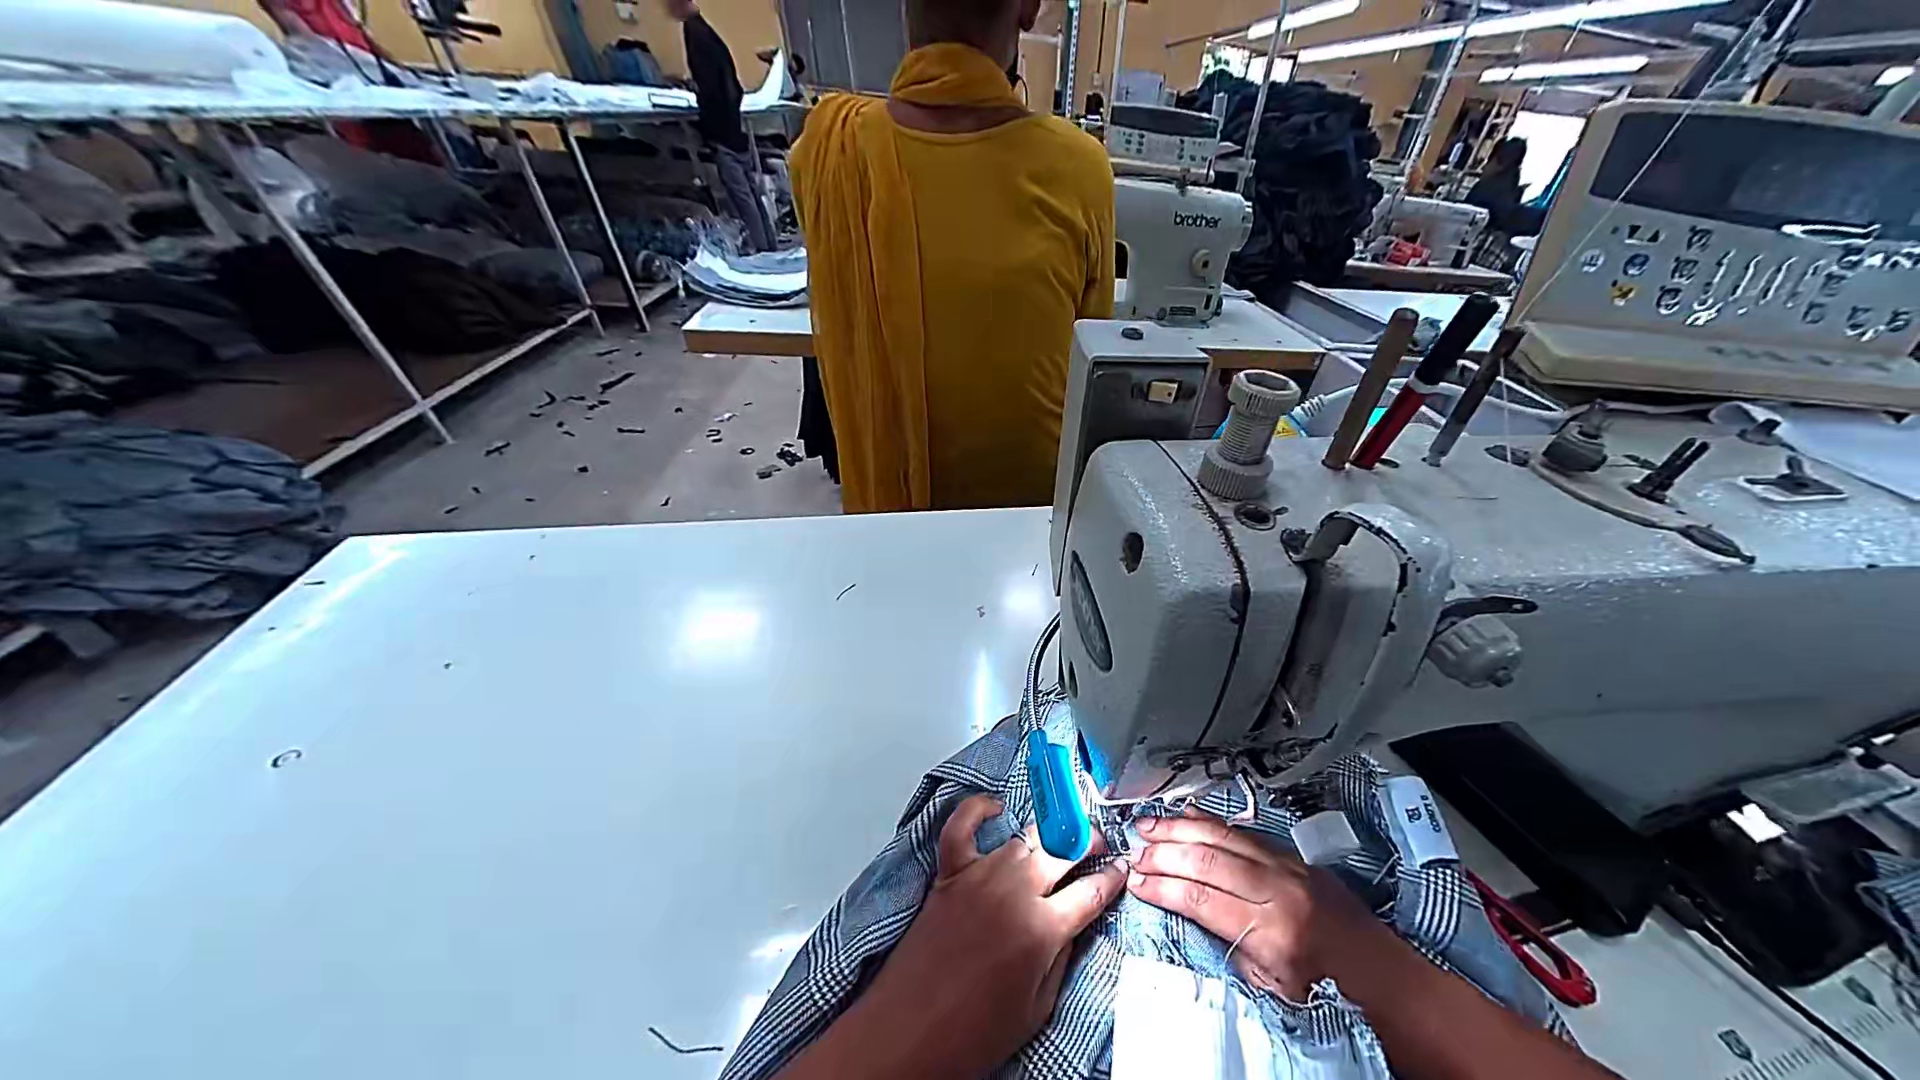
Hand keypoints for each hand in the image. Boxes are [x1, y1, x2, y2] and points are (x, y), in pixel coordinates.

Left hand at [828, 795, 1125, 1079]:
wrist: (911, 1029)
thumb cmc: (972, 1031)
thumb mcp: (1038, 1007)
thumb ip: (1061, 957)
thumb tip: (1074, 923)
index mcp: (1042, 929)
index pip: (1090, 892)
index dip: (1111, 878)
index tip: (1120, 869)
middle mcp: (1014, 892)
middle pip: (1062, 851)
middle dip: (1087, 842)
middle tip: (1097, 843)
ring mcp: (979, 876)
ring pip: (1022, 839)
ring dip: (1046, 836)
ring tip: (1060, 837)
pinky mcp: (949, 873)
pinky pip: (961, 827)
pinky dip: (976, 810)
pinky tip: (993, 807)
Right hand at [1126, 810, 1396, 1000]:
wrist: (1391, 982)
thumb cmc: (1333, 995)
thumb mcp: (1273, 987)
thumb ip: (1228, 943)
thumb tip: (1186, 910)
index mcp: (1274, 933)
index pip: (1201, 898)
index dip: (1162, 888)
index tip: (1136, 883)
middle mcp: (1280, 891)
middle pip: (1206, 858)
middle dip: (1163, 852)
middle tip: (1134, 852)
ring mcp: (1289, 867)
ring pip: (1222, 835)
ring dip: (1179, 827)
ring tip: (1147, 826)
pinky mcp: (1295, 857)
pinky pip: (1243, 830)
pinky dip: (1209, 821)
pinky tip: (1186, 815)